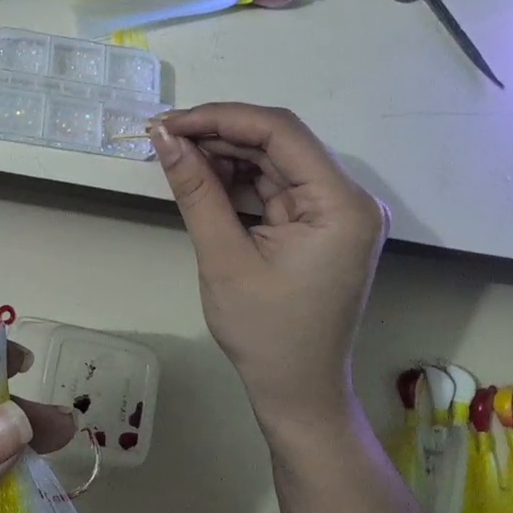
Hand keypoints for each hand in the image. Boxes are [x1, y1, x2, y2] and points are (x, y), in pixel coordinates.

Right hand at [149, 104, 387, 426]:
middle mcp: (349, 198)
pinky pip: (276, 187)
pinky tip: (202, 177)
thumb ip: (195, 190)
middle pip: (280, 143)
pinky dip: (238, 180)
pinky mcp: (321, 225)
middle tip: (163, 138)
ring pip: (275, 161)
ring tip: (175, 156)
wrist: (298, 393)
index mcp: (341, 204)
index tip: (170, 124)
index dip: (221, 118)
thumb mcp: (223, 257)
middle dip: (219, 135)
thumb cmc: (265, 333)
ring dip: (225, 155)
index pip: (281, 132)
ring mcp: (337, 212)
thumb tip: (163, 137)